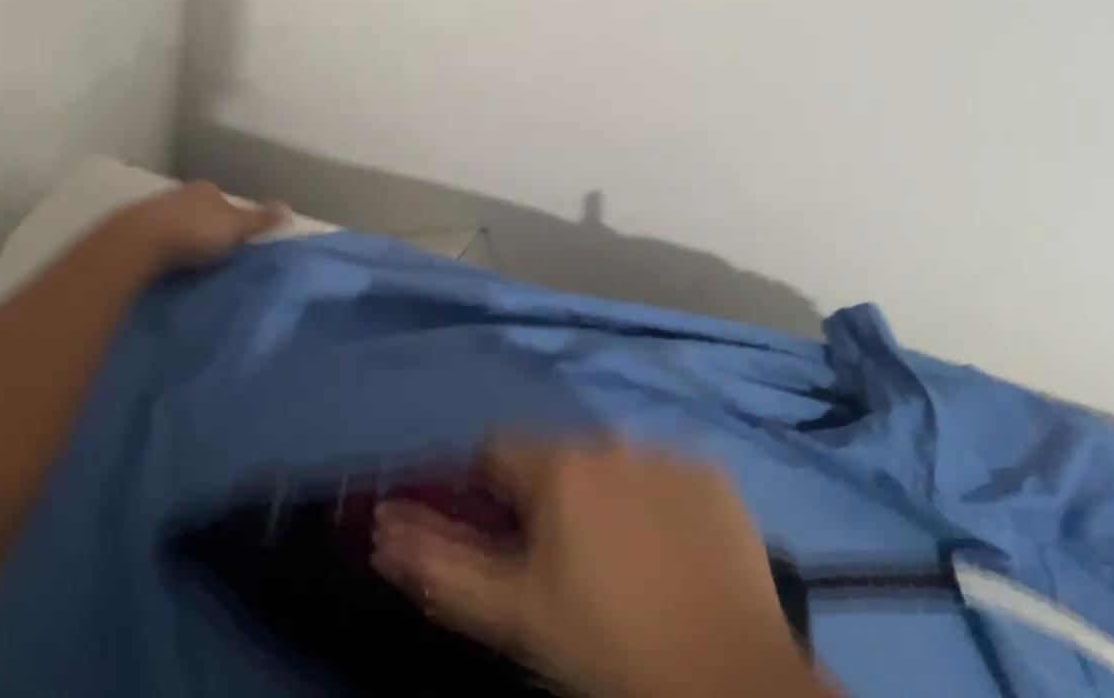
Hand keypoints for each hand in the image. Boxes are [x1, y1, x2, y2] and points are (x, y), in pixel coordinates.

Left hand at [108, 180, 289, 270]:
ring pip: (178, 222)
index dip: (233, 220)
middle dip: (207, 228)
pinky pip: (158, 237)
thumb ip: (260, 220)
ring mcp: (156, 208)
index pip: (226, 202)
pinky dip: (165, 247)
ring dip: (184, 238)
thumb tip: (289, 207)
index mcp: (207, 189)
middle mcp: (182, 193)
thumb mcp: (236, 227)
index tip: (236, 242)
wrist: (141, 240)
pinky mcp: (137, 227)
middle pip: (201, 211)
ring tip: (191, 262)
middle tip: (215, 254)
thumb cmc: (196, 231)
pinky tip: (167, 261)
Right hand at [374, 435, 832, 697]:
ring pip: (607, 464)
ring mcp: (669, 455)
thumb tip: (378, 529)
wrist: (735, 686)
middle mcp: (609, 440)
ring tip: (618, 562)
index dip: (489, 495)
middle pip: (551, 457)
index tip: (504, 543)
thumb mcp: (513, 613)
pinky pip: (664, 475)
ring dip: (598, 495)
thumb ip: (438, 564)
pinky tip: (666, 553)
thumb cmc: (608, 647)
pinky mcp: (716, 479)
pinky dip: (654, 501)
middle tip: (560, 563)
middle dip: (544, 496)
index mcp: (555, 465)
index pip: (493, 453)